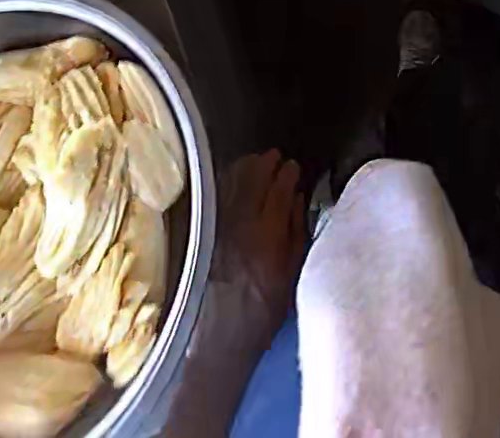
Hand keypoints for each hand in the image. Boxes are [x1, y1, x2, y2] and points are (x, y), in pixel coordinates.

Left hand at [193, 151, 305, 364]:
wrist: (217, 342)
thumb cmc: (261, 313)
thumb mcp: (292, 275)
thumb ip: (297, 232)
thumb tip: (297, 199)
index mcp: (268, 235)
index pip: (280, 189)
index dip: (288, 173)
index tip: (294, 167)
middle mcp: (241, 224)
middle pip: (254, 178)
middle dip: (267, 162)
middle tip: (276, 157)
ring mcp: (217, 226)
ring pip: (231, 182)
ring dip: (246, 167)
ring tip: (256, 162)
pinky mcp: (201, 232)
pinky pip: (216, 195)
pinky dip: (226, 180)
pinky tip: (232, 178)